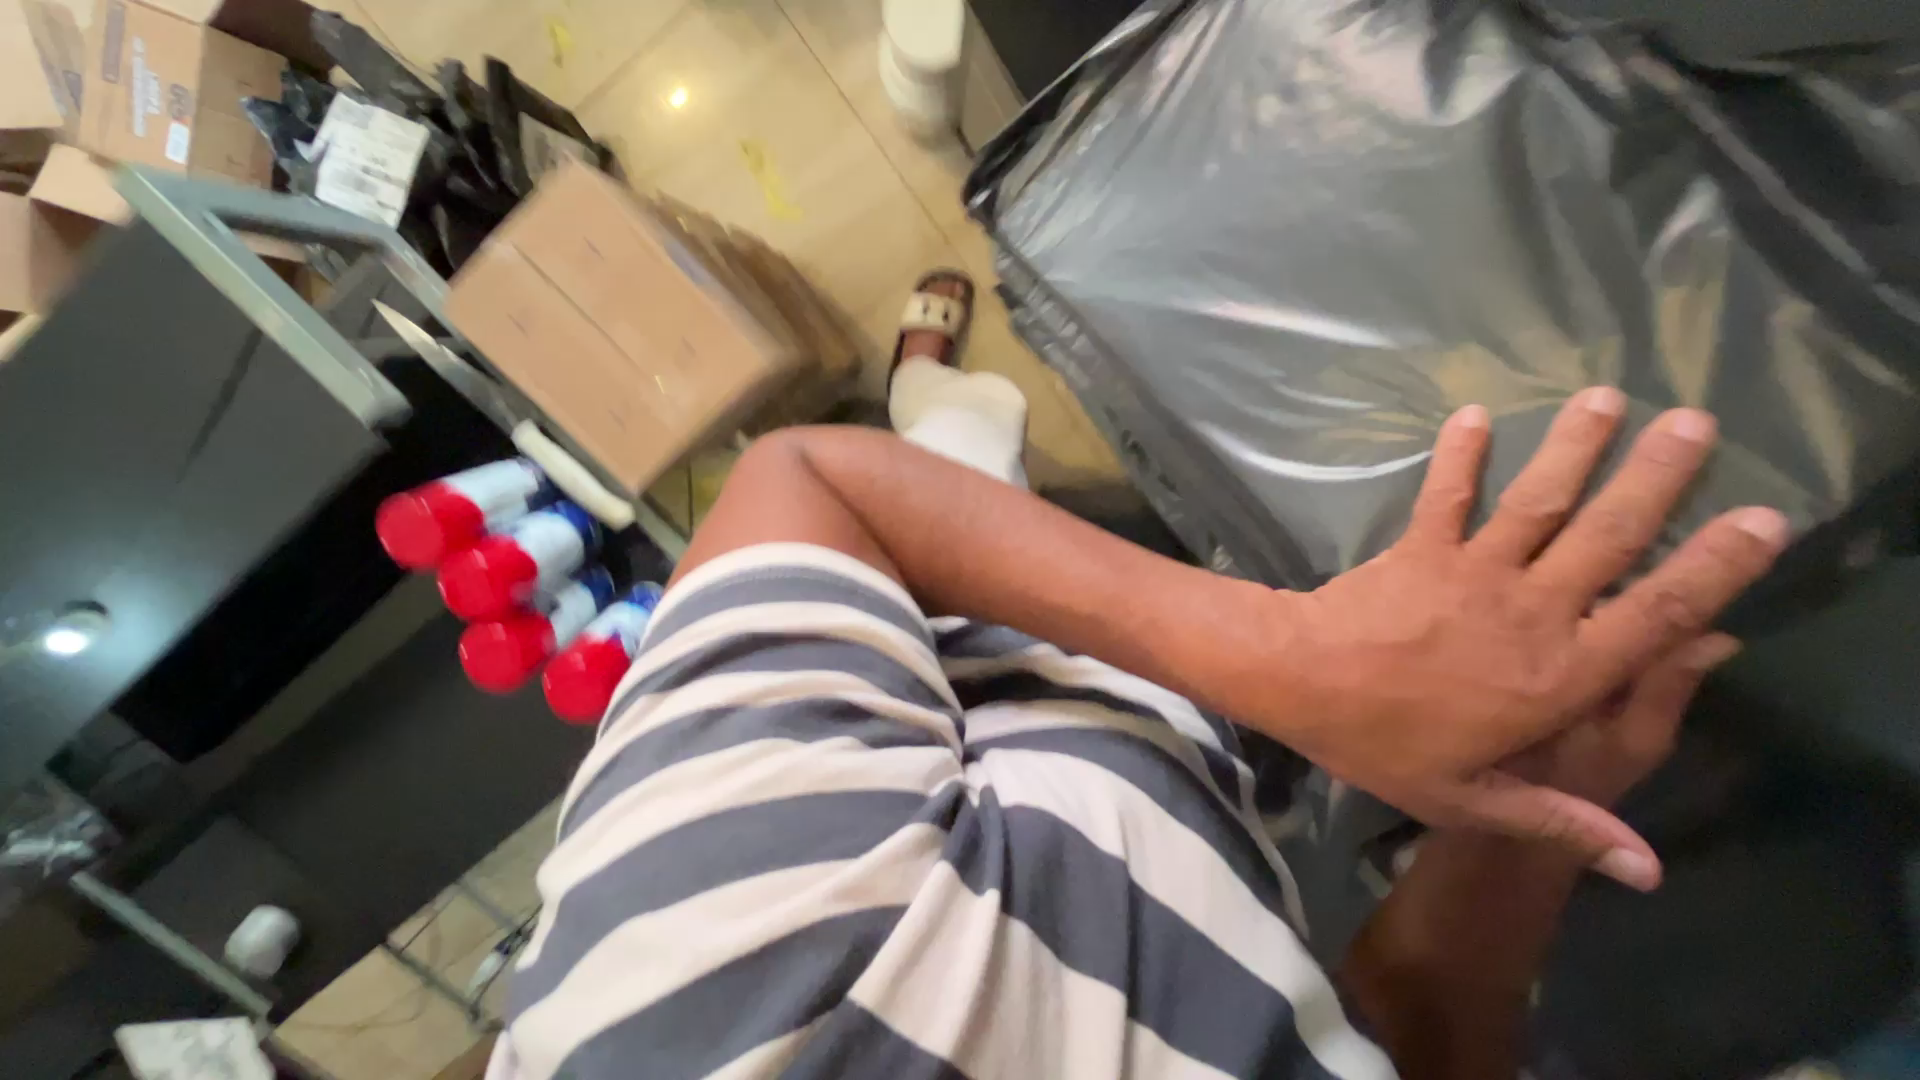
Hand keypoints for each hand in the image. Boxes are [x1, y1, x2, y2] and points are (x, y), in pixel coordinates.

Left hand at [1262, 389, 1786, 889]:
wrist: (1299, 683)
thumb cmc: (1380, 742)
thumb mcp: (1467, 799)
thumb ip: (1558, 823)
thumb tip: (1647, 870)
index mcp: (1558, 673)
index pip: (1659, 615)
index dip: (1715, 567)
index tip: (1762, 517)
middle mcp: (1530, 609)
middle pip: (1610, 536)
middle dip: (1656, 477)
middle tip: (1698, 423)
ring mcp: (1472, 569)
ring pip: (1539, 501)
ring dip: (1573, 447)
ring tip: (1606, 397)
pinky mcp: (1417, 547)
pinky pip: (1444, 494)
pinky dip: (1458, 454)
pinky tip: (1470, 413)